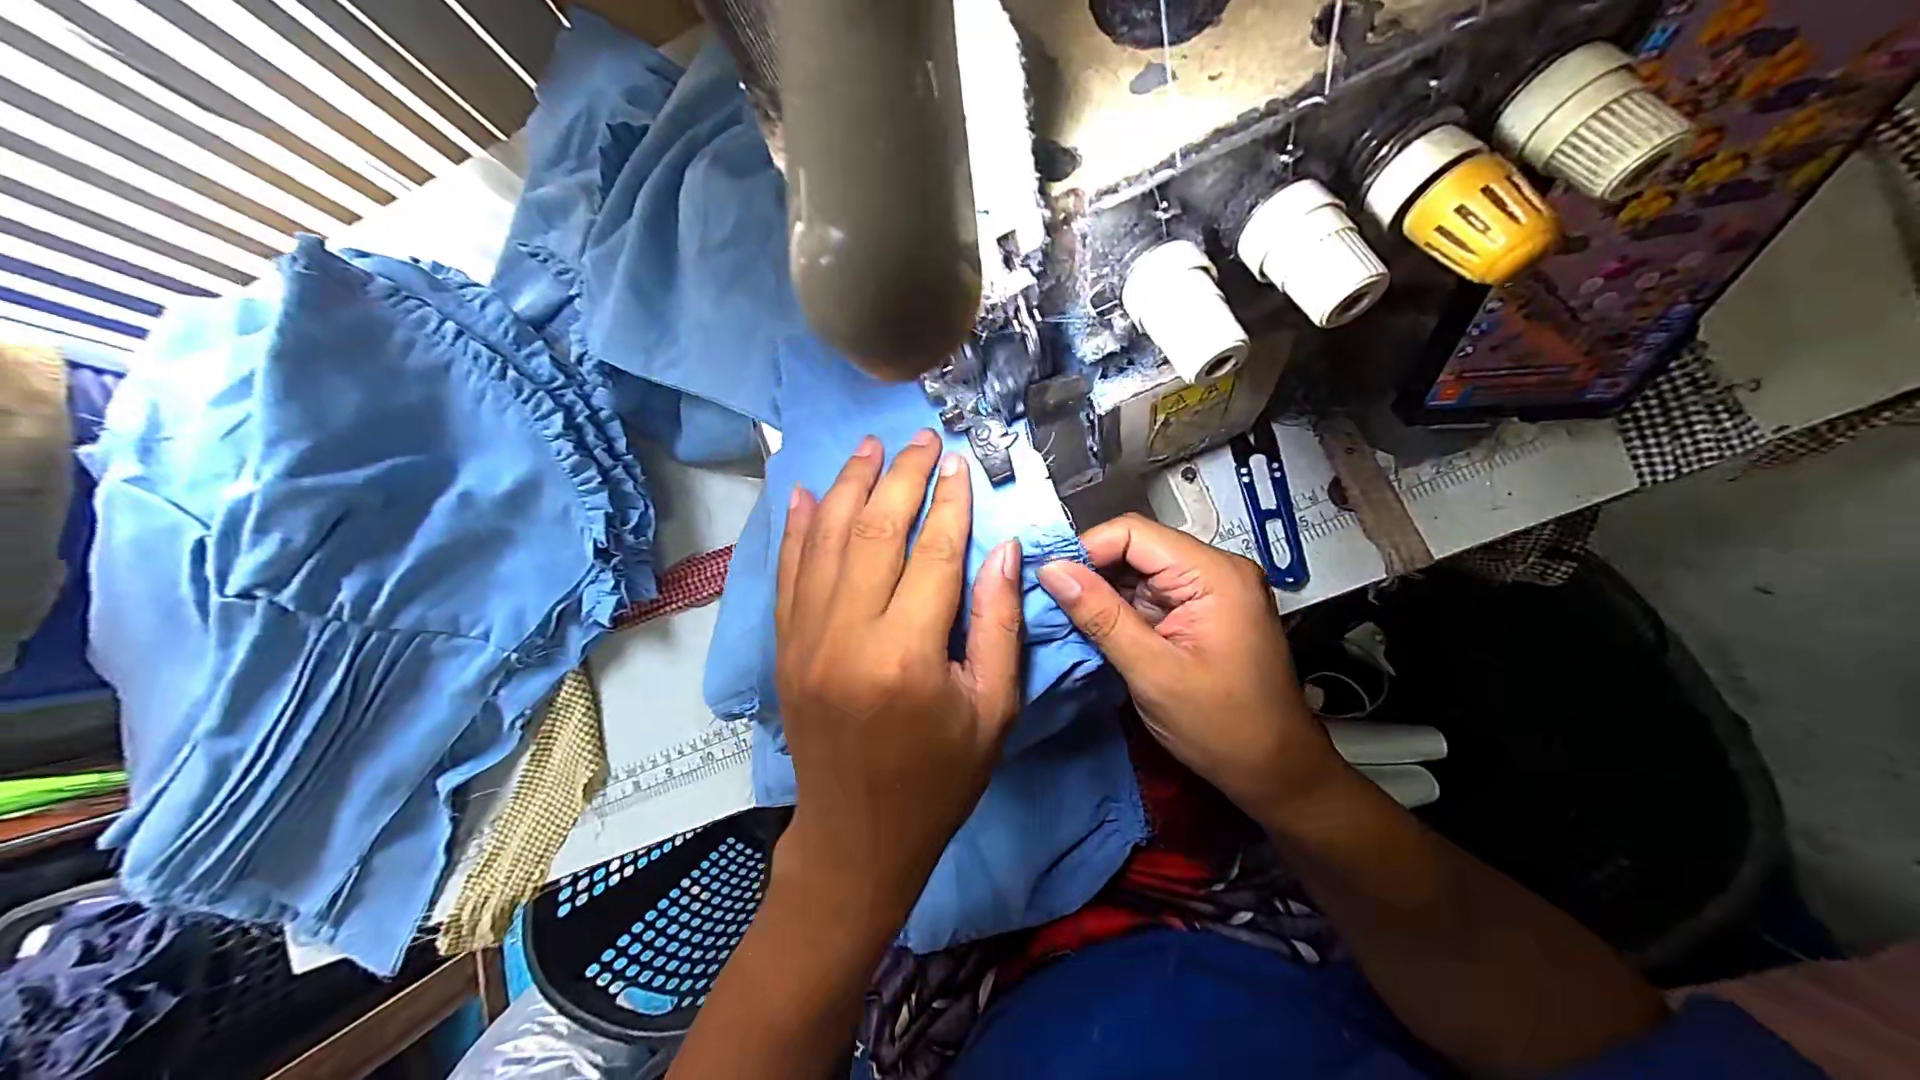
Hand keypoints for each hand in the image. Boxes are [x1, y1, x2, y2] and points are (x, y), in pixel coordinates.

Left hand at [774, 430, 1023, 919]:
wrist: (858, 834)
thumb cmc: (939, 778)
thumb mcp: (993, 710)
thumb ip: (998, 625)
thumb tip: (1002, 549)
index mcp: (906, 655)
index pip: (932, 554)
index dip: (948, 503)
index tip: (957, 464)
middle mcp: (846, 636)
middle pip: (874, 532)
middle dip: (899, 477)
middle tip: (918, 439)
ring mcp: (804, 639)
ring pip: (826, 541)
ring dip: (849, 487)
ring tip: (869, 447)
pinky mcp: (783, 648)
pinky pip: (788, 573)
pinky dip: (799, 528)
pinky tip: (809, 492)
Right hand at [1036, 513, 1344, 823]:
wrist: (1276, 773)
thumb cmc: (1222, 727)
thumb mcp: (1153, 671)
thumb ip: (1100, 615)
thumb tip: (1051, 571)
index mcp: (1214, 574)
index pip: (1134, 533)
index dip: (1085, 550)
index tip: (1047, 580)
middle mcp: (1214, 571)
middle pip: (1135, 550)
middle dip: (1089, 573)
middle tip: (1047, 600)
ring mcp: (1209, 593)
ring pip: (1137, 574)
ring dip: (1101, 594)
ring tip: (1061, 616)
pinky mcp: (1200, 614)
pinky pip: (1149, 598)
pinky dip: (1118, 611)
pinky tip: (1091, 629)